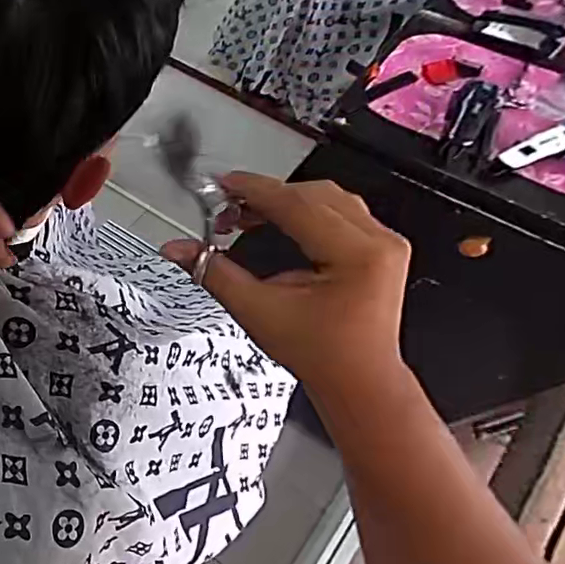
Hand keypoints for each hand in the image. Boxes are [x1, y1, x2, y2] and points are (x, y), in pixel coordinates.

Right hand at [161, 173, 411, 394]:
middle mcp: (379, 242)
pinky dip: (303, 212)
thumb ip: (214, 273)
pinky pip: (339, 212)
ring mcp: (384, 243)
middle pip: (312, 195)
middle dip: (265, 197)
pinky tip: (275, 223)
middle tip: (226, 208)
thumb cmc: (321, 353)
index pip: (297, 204)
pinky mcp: (379, 248)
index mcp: (357, 255)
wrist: (357, 379)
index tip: (225, 184)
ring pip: (327, 199)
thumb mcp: (256, 310)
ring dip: (283, 202)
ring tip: (246, 216)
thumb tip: (180, 250)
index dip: (254, 190)